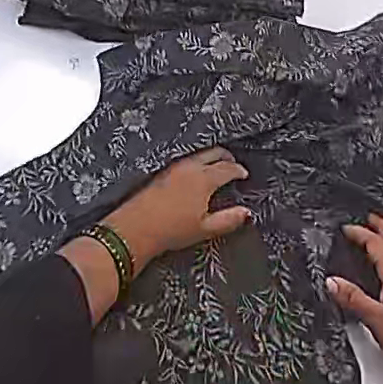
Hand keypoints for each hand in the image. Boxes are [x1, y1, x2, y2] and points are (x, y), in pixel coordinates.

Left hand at [102, 148, 250, 264]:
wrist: (136, 228)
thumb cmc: (172, 230)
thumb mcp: (205, 228)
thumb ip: (228, 219)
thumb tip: (246, 212)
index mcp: (204, 179)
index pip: (227, 168)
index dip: (238, 170)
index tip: (244, 174)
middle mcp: (190, 168)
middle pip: (214, 153)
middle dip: (226, 156)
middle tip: (233, 163)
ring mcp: (174, 168)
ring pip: (199, 155)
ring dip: (211, 157)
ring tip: (216, 167)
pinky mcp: (162, 172)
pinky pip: (186, 160)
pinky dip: (197, 162)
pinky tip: (195, 174)